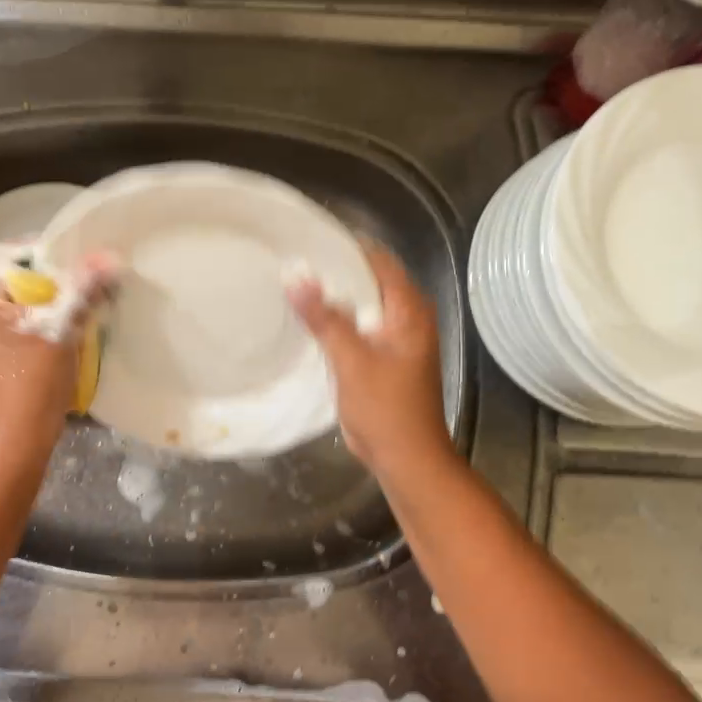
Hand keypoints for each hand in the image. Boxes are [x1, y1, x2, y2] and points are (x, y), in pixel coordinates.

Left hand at [0, 259, 111, 453]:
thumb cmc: (31, 385)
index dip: (48, 253)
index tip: (83, 255)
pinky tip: (88, 319)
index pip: (13, 257)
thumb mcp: (59, 333)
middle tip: (98, 274)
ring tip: (98, 295)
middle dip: (63, 277)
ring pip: (37, 301)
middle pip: (27, 279)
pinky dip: (62, 318)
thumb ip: (81, 292)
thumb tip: (109, 257)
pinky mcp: (16, 350)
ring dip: (67, 299)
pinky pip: (40, 321)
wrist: (22, 439)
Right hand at [289, 243, 452, 475]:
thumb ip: (324, 317)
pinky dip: (338, 322)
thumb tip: (295, 273)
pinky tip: (309, 323)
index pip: (376, 259)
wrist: (407, 459)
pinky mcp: (385, 357)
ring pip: (362, 304)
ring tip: (294, 288)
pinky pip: (359, 327)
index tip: (304, 241)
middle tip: (291, 263)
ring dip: (333, 298)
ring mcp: (398, 338)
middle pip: (368, 279)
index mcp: (410, 309)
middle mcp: (408, 316)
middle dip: (333, 272)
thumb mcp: (351, 360)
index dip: (342, 248)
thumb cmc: (385, 409)